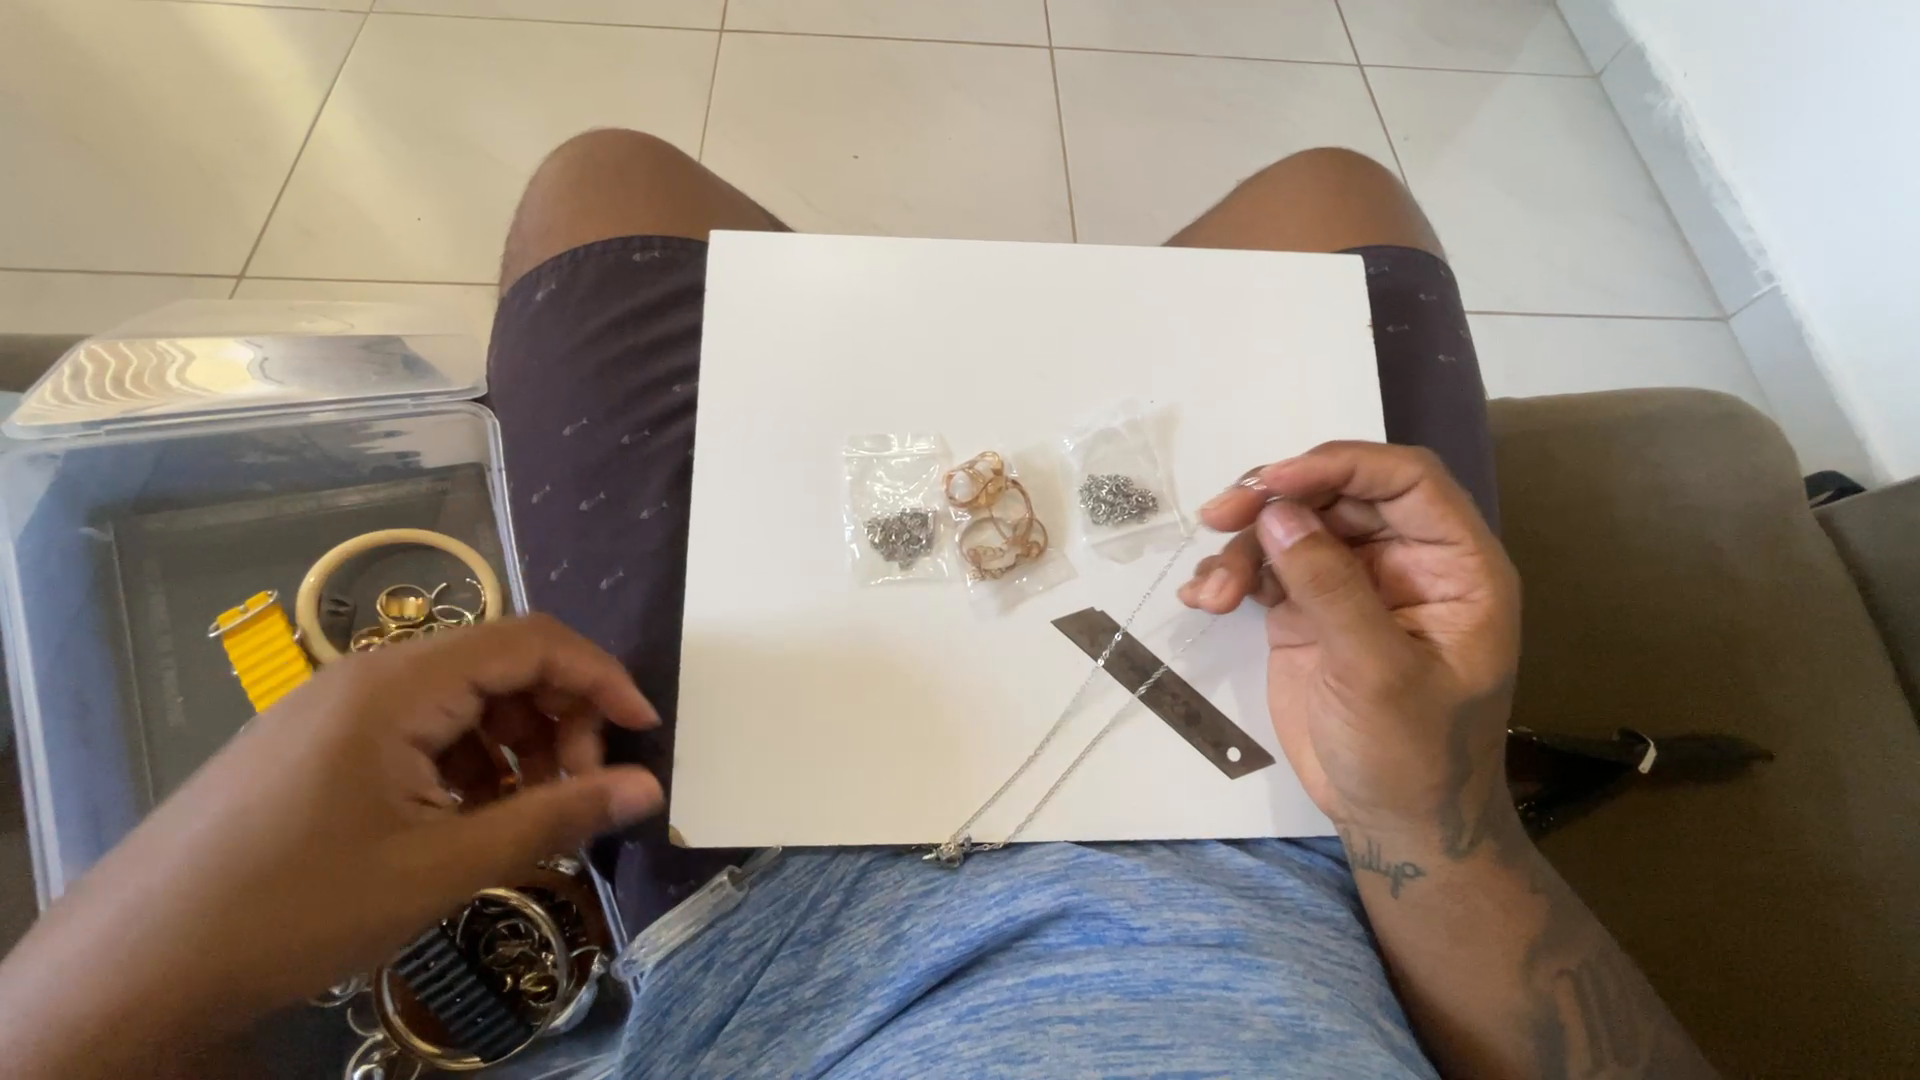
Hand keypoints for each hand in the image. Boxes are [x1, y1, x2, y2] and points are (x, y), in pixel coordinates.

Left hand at [0, 615, 663, 1075]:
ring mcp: (342, 708)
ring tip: (525, 813)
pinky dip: (471, 764)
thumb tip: (650, 789)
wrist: (121, 977)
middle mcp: (374, 676)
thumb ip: (559, 816)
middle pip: (504, 667)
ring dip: (518, 746)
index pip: (535, 641)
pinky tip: (468, 819)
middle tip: (578, 789)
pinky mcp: (323, 743)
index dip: (601, 678)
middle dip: (560, 720)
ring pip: (468, 700)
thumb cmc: (296, 909)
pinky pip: (426, 729)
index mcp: (403, 684)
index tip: (642, 729)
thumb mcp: (445, 866)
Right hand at [1178, 442, 1520, 839]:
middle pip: (1334, 495)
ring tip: (1212, 596)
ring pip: (1289, 529)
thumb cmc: (1412, 753)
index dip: (1338, 464)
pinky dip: (1229, 576)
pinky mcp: (1305, 609)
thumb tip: (1277, 512)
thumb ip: (1330, 586)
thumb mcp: (1377, 671)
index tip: (1271, 481)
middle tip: (1217, 518)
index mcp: (1452, 565)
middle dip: (1272, 502)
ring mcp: (1348, 584)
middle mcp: (1401, 561)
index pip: (1403, 479)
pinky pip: (1263, 568)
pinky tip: (1203, 600)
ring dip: (1241, 550)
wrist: (1390, 819)